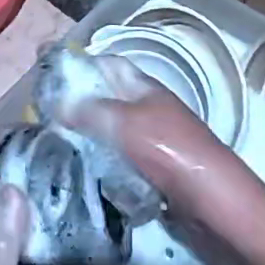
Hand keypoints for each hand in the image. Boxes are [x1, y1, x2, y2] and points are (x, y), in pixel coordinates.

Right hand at [50, 53, 233, 200]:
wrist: (217, 202)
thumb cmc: (171, 151)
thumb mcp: (124, 124)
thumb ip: (88, 111)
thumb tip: (57, 103)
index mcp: (142, 85)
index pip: (105, 62)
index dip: (79, 63)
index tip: (50, 72)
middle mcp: (147, 105)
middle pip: (105, 95)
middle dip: (78, 102)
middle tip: (48, 111)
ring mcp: (153, 136)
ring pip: (111, 127)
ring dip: (89, 133)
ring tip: (59, 139)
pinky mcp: (155, 165)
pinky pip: (120, 154)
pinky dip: (103, 157)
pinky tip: (86, 165)